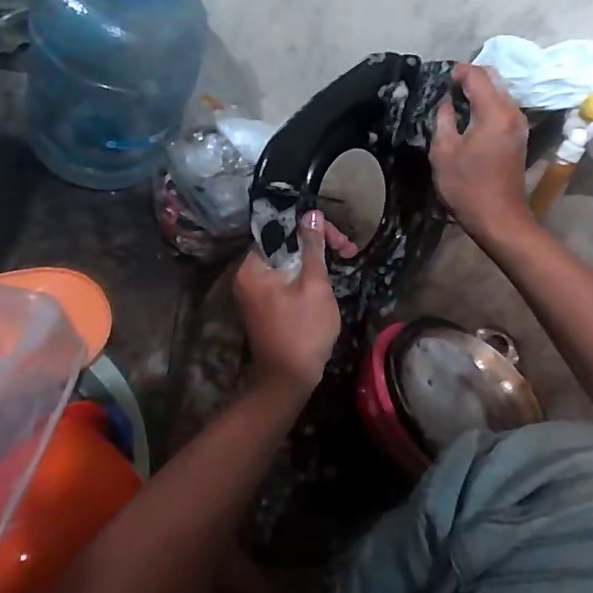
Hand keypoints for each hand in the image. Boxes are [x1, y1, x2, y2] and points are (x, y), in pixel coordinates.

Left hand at [233, 211, 346, 395]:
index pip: (279, 231)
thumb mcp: (314, 285)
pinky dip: (302, 275)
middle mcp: (246, 275)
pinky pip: (282, 279)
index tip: (338, 237)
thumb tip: (311, 213)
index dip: (309, 227)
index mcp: (252, 267)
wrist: (288, 379)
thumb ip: (312, 247)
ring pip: (285, 263)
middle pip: (282, 245)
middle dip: (315, 244)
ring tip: (341, 260)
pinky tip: (323, 280)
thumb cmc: (303, 330)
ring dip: (312, 260)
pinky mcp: (263, 305)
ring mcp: (253, 292)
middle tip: (346, 249)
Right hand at [431, 63, 532, 240]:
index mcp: (494, 112)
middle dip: (471, 78)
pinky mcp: (519, 137)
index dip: (460, 71)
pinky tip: (470, 117)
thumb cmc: (466, 185)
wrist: (498, 217)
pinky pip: (503, 109)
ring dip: (480, 92)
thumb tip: (447, 103)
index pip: (478, 76)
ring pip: (500, 94)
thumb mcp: (443, 151)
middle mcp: (512, 113)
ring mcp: (519, 125)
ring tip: (456, 101)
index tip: (443, 76)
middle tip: (448, 87)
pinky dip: (487, 105)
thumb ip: (443, 120)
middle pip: (494, 81)